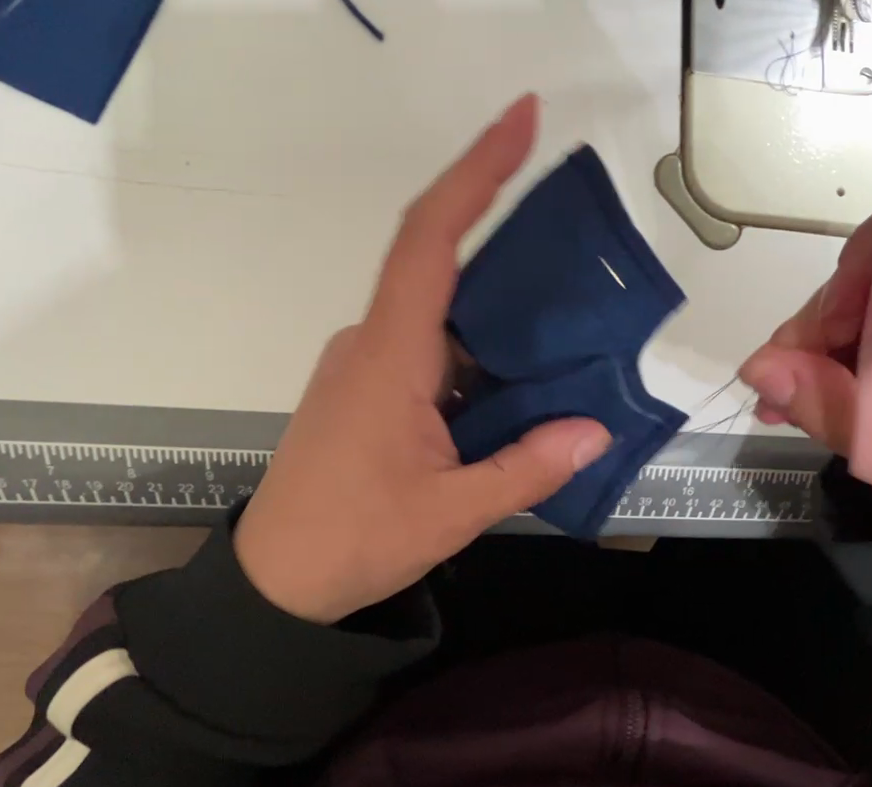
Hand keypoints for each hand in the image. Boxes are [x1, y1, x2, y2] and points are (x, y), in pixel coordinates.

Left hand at [234, 96, 613, 624]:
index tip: (523, 121)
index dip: (476, 172)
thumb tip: (594, 432)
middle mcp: (371, 345)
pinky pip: (427, 356)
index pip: (430, 240)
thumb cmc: (354, 541)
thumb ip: (525, 469)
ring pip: (439, 321)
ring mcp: (363, 367)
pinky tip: (516, 389)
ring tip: (565, 338)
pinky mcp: (363, 394)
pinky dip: (474, 361)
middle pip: (442, 270)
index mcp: (389, 357)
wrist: (277, 581)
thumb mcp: (453, 513)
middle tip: (580, 258)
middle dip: (509, 255)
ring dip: (496, 325)